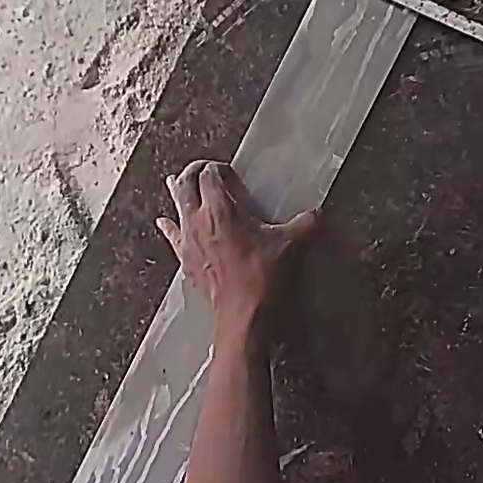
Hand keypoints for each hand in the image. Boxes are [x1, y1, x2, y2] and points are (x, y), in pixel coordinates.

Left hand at [156, 161, 318, 336]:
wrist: (243, 313)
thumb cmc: (263, 276)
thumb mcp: (291, 245)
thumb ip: (306, 225)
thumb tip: (317, 216)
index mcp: (221, 209)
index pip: (210, 175)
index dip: (218, 169)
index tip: (229, 172)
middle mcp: (198, 220)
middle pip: (186, 184)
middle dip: (194, 173)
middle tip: (203, 170)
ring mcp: (188, 241)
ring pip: (176, 207)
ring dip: (179, 192)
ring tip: (176, 181)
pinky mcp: (186, 261)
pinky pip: (173, 237)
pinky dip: (169, 226)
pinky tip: (164, 222)